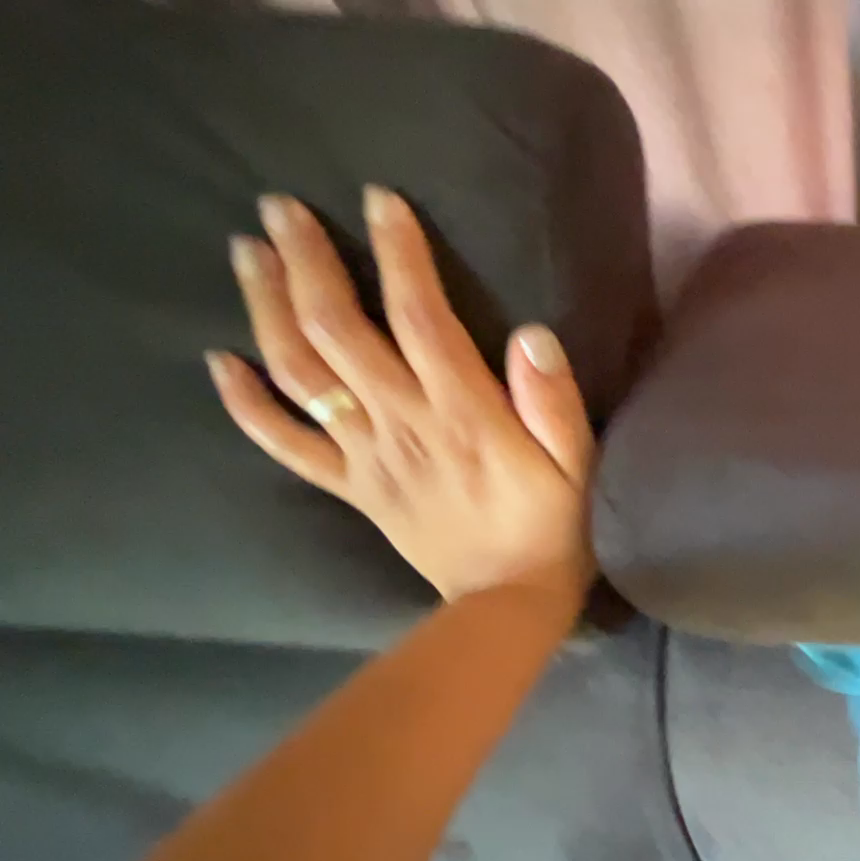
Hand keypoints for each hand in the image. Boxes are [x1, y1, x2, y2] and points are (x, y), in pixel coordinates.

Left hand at [207, 188, 593, 606]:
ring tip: (249, 256)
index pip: (422, 318)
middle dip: (308, 263)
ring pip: (301, 373)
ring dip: (267, 309)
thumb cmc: (558, 526)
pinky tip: (223, 364)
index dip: (399, 257)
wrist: (511, 600)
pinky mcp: (354, 487)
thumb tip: (530, 335)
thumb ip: (553, 401)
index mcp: (465, 413)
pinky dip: (248, 404)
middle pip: (339, 331)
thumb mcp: (579, 463)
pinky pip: (288, 444)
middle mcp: (404, 423)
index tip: (379, 203)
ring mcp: (369, 455)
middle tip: (281, 210)